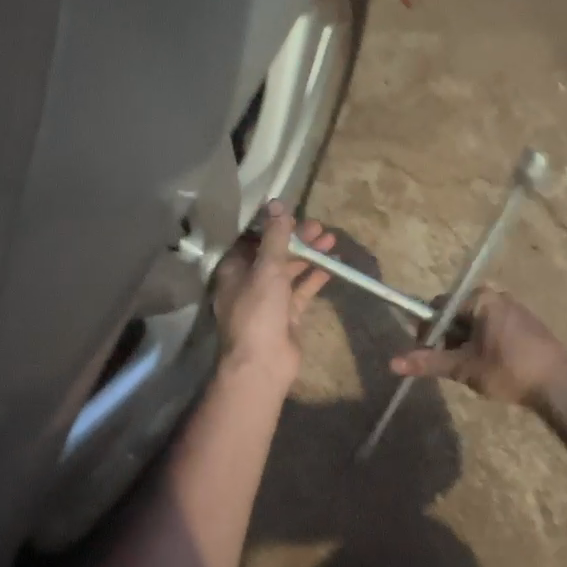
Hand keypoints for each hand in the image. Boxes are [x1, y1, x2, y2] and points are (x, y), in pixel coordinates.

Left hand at [210, 201, 335, 389]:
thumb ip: (275, 237)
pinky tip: (332, 266)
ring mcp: (268, 300)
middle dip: (297, 239)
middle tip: (321, 226)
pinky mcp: (286, 315)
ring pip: (289, 271)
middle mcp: (249, 282)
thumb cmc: (258, 311)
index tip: (295, 214)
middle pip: (274, 254)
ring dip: (308, 256)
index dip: (273, 226)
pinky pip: (301, 291)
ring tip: (331, 240)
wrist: (263, 363)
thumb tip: (277, 204)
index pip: (253, 240)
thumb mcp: (267, 269)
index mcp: (234, 269)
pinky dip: (314, 278)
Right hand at [389, 287, 566, 408]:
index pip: (439, 306)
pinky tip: (489, 368)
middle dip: (447, 339)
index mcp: (481, 299)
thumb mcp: (464, 368)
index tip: (427, 354)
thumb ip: (428, 362)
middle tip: (450, 366)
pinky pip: (491, 329)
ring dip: (464, 345)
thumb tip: (393, 362)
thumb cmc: (509, 370)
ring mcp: (513, 310)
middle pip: (456, 314)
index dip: (427, 330)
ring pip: (474, 325)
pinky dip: (482, 345)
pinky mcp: (524, 325)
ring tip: (470, 370)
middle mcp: (497, 297)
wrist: (560, 386)